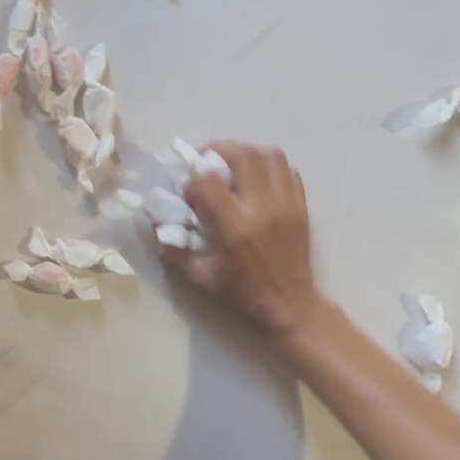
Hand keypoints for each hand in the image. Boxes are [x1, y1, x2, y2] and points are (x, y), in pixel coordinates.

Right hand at [161, 142, 325, 337]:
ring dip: (247, 154)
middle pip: (243, 155)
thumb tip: (159, 230)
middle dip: (219, 151)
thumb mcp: (202, 279)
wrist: (290, 307)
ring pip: (270, 155)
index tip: (189, 195)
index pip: (209, 182)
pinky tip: (256, 181)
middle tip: (207, 162)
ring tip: (232, 167)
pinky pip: (288, 170)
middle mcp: (263, 208)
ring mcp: (286, 204)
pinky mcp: (301, 206)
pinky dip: (269, 167)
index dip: (193, 181)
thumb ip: (176, 253)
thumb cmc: (243, 295)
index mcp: (236, 228)